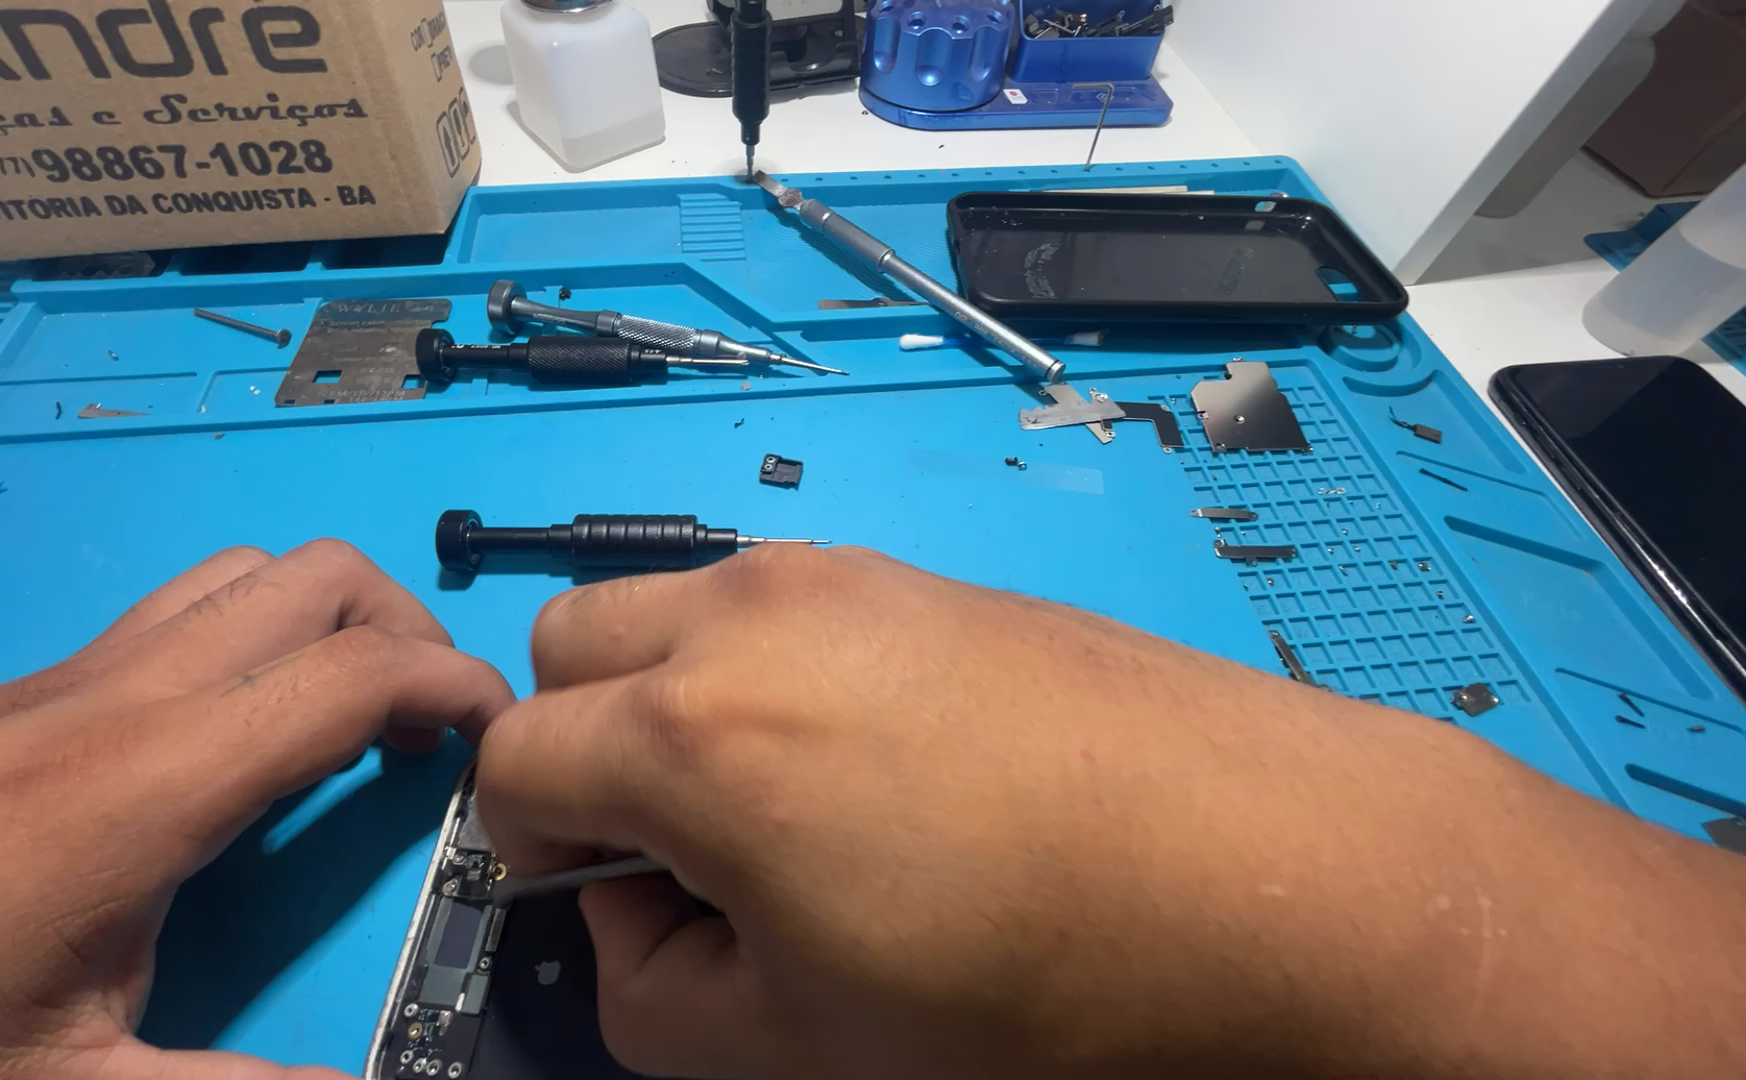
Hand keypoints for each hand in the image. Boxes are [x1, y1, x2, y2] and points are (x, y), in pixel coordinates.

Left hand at [0, 540, 514, 1079]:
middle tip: (426, 720)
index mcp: (143, 784)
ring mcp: (63, 678)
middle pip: (321, 579)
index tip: (501, 730)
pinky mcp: (25, 690)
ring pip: (255, 573)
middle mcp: (116, 696)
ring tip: (353, 707)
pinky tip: (247, 726)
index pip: (360, 670)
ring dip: (337, 620)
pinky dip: (267, 635)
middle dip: (411, 630)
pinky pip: (191, 610)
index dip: (461, 682)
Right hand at [478, 545, 1745, 1078]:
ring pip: (664, 605)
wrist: (1248, 852)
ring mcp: (823, 570)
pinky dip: (750, 658)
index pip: (513, 755)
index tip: (609, 887)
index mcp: (693, 730)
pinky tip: (854, 734)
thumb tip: (626, 899)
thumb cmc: (1019, 980)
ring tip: (771, 777)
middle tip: (672, 821)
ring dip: (664, 687)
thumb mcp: (795, 1041)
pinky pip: (761, 597)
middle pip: (568, 641)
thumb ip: (651, 984)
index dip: (530, 837)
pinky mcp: (892, 565)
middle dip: (580, 734)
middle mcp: (741, 614)